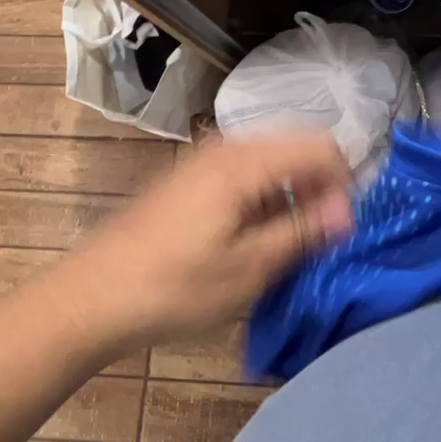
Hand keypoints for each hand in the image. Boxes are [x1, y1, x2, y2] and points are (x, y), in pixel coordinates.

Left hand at [64, 133, 353, 348]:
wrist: (93, 296)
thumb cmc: (173, 286)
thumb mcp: (247, 268)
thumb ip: (302, 232)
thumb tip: (347, 211)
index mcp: (245, 161)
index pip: (320, 146)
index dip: (342, 184)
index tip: (341, 229)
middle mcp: (228, 146)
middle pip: (296, 148)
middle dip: (317, 190)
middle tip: (316, 242)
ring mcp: (207, 158)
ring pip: (272, 161)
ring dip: (290, 196)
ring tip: (286, 245)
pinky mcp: (193, 176)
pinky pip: (247, 172)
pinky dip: (264, 197)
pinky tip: (253, 238)